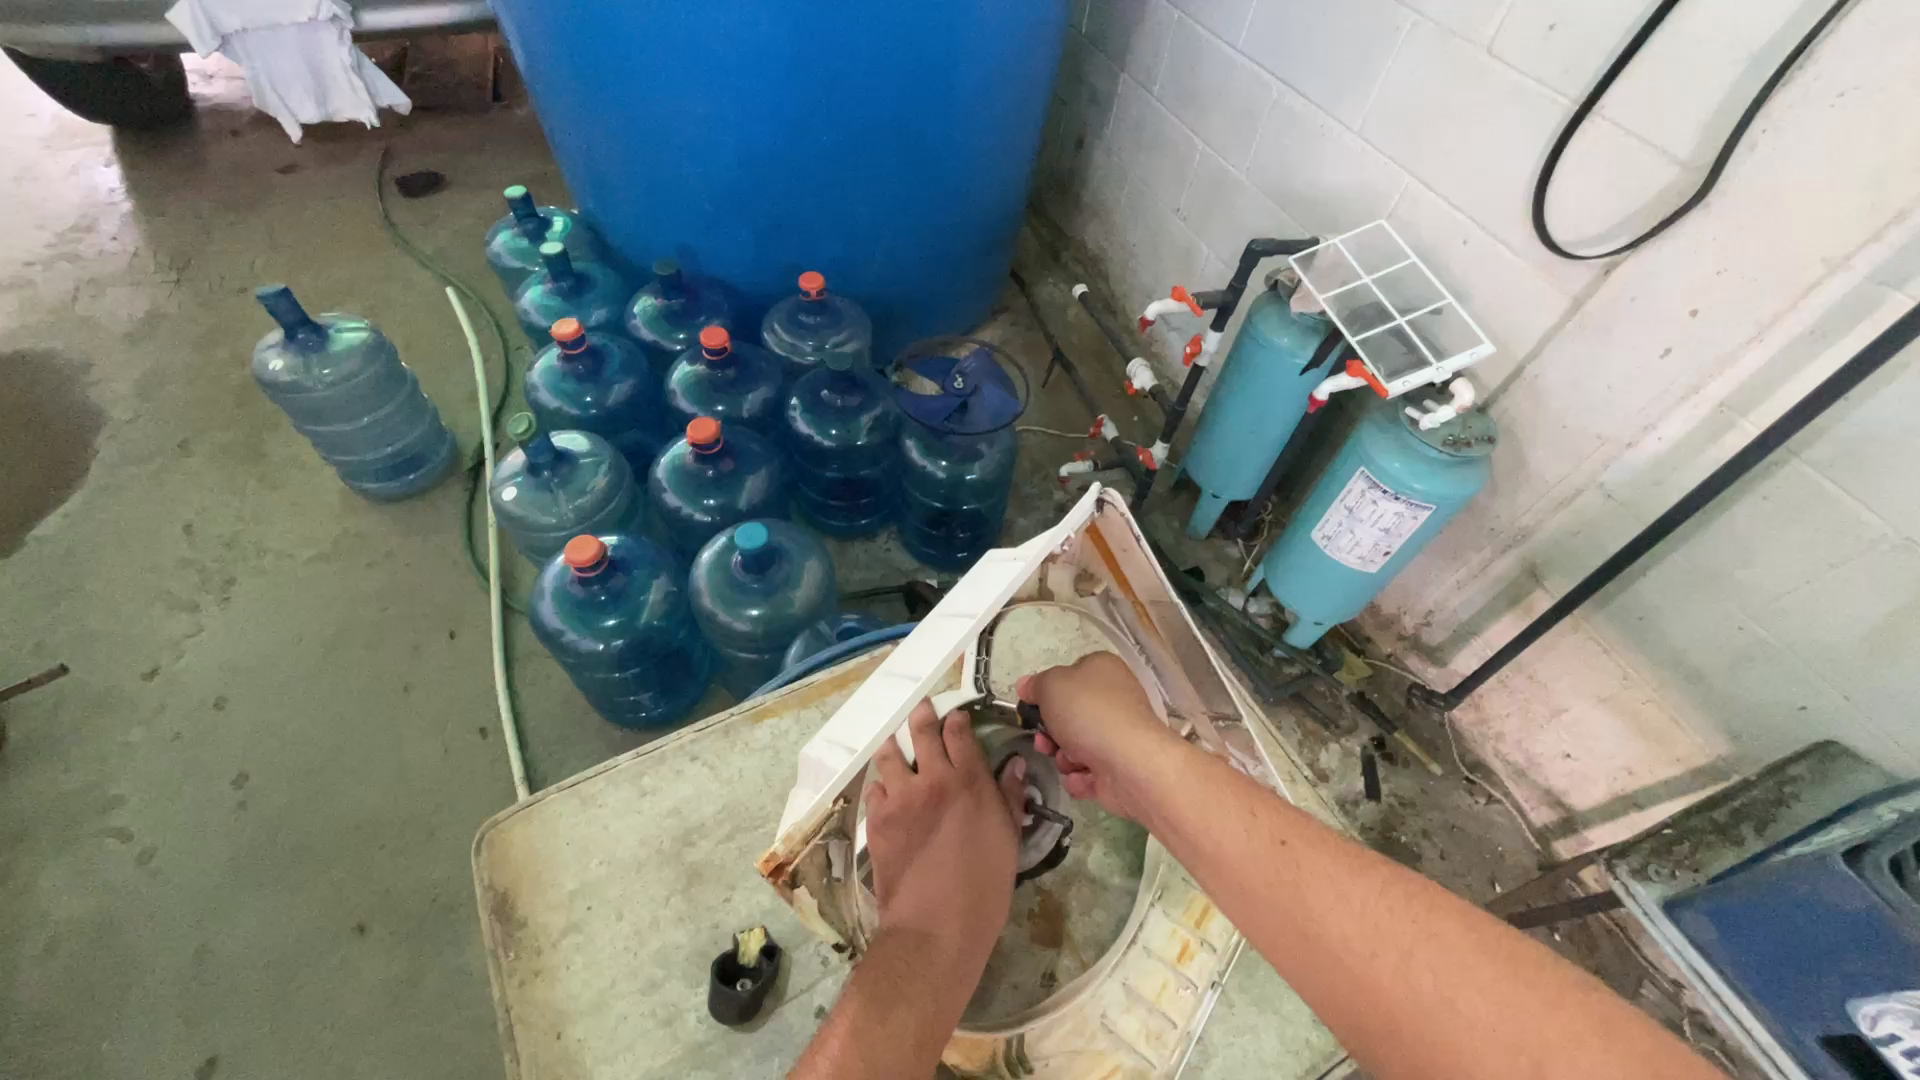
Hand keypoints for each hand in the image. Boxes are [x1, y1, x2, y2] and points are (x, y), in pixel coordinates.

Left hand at [864, 700, 1028, 970]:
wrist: (935, 927)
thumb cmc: (984, 887)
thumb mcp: (1009, 840)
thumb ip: (1010, 796)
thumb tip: (1014, 764)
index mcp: (969, 782)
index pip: (959, 733)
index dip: (956, 719)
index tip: (955, 715)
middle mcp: (933, 779)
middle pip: (922, 731)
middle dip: (922, 714)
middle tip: (921, 707)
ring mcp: (900, 797)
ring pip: (890, 754)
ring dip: (894, 745)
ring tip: (895, 742)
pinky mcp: (876, 819)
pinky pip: (875, 789)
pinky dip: (881, 784)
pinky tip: (885, 789)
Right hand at [1016, 651, 1184, 823]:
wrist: (1130, 763)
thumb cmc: (1088, 713)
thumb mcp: (1051, 686)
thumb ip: (1035, 684)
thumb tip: (1025, 685)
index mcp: (1102, 670)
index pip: (1071, 675)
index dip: (1049, 691)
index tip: (1033, 706)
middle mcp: (1114, 699)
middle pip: (1070, 715)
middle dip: (1051, 732)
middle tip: (1044, 741)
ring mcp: (1119, 736)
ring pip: (1077, 746)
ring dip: (1064, 757)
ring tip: (1067, 761)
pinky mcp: (1120, 768)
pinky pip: (1089, 773)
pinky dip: (1080, 778)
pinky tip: (1081, 778)